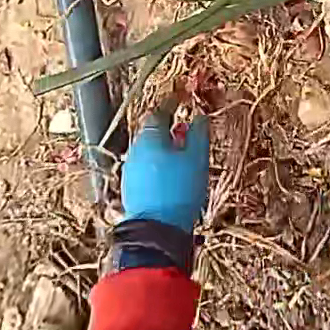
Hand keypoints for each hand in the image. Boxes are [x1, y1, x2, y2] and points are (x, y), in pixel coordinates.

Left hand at [120, 109, 208, 231]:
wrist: (157, 230)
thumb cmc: (179, 190)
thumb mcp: (197, 157)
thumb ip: (199, 133)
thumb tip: (199, 117)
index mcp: (149, 138)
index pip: (160, 112)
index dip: (173, 104)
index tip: (184, 100)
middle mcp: (135, 151)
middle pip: (152, 131)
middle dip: (169, 127)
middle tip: (187, 127)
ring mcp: (131, 170)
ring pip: (149, 150)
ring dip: (165, 146)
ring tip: (185, 152)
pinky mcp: (132, 188)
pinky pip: (147, 166)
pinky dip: (160, 163)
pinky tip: (174, 172)